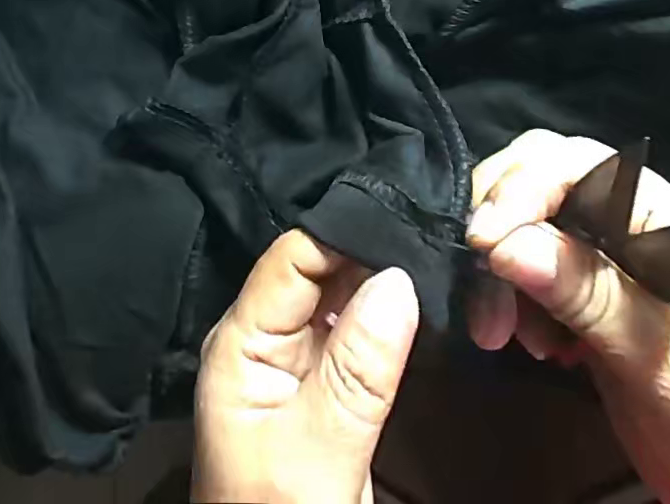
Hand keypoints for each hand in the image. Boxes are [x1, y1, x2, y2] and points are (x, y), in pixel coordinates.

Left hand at [193, 230, 420, 503]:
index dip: (339, 235)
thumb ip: (357, 369)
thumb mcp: (318, 455)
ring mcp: (290, 361)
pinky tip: (414, 300)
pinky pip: (348, 336)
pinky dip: (379, 317)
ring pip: (333, 300)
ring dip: (375, 279)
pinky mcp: (318, 387)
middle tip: (425, 223)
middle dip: (362, 250)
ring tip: (429, 248)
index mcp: (240, 340)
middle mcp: (261, 338)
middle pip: (311, 273)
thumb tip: (398, 279)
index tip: (399, 214)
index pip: (288, 262)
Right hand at [465, 130, 669, 503]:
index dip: (523, 188)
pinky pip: (531, 265)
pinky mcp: (598, 295)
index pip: (588, 167)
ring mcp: (624, 262)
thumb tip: (499, 243)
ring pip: (530, 222)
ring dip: (499, 267)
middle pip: (549, 179)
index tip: (481, 242)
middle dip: (502, 220)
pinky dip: (510, 295)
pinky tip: (522, 339)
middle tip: (479, 274)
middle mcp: (652, 230)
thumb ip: (592, 299)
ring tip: (499, 330)